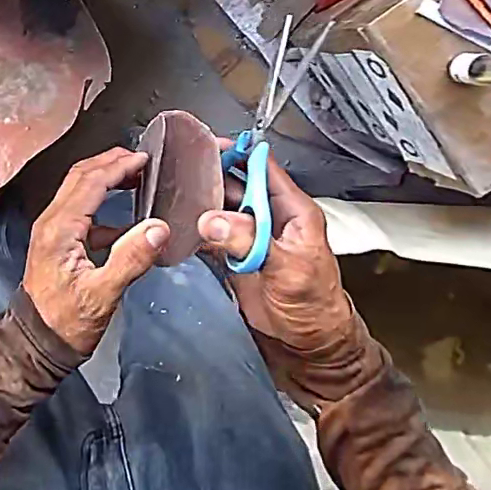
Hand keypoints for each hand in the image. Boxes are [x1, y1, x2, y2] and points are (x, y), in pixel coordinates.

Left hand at [23, 148, 169, 354]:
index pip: (90, 182)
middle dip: (110, 162)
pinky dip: (103, 205)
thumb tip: (158, 228)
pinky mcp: (58, 243)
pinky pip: (81, 212)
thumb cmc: (64, 323)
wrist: (37, 344)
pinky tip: (126, 221)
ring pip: (78, 190)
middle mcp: (51, 223)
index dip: (118, 166)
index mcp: (60, 229)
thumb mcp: (102, 294)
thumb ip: (130, 258)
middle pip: (80, 177)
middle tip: (140, 158)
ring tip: (135, 177)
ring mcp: (52, 232)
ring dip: (105, 178)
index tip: (144, 158)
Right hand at [199, 148, 355, 356]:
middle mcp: (269, 218)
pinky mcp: (236, 256)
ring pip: (221, 208)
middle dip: (212, 175)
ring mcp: (251, 236)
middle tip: (182, 169)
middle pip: (236, 185)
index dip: (239, 154)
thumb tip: (212, 220)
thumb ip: (250, 241)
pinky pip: (212, 235)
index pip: (264, 170)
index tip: (211, 146)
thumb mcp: (287, 268)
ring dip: (201, 202)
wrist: (308, 343)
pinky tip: (180, 225)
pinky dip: (196, 230)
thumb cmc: (314, 306)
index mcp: (292, 212)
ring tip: (176, 193)